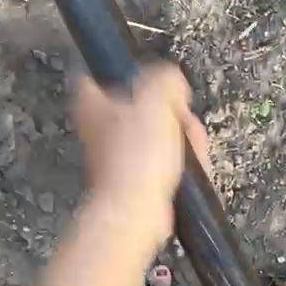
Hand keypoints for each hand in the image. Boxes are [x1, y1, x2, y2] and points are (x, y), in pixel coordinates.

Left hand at [71, 62, 209, 245]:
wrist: (136, 212)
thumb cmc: (136, 157)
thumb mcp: (155, 101)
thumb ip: (164, 80)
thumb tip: (172, 80)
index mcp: (94, 106)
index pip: (92, 78)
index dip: (115, 73)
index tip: (137, 75)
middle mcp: (101, 132)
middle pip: (137, 108)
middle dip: (169, 111)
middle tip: (182, 115)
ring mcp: (119, 160)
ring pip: (156, 136)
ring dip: (181, 138)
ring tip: (193, 146)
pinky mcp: (137, 183)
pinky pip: (164, 164)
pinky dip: (182, 164)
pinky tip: (193, 167)